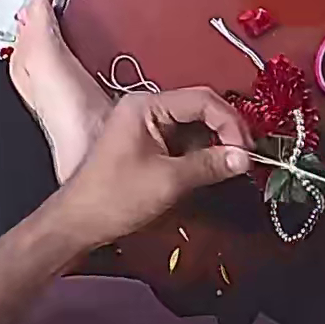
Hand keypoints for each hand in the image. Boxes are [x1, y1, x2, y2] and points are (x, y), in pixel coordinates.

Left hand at [51, 88, 252, 246]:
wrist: (78, 223)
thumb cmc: (115, 198)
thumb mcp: (168, 181)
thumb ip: (210, 165)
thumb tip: (246, 158)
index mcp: (146, 105)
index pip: (202, 100)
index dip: (230, 122)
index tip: (247, 150)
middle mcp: (147, 106)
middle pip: (201, 109)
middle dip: (226, 132)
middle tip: (245, 158)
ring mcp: (147, 124)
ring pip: (195, 125)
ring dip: (216, 144)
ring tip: (232, 165)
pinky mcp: (149, 141)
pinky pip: (185, 139)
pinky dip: (202, 153)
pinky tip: (214, 169)